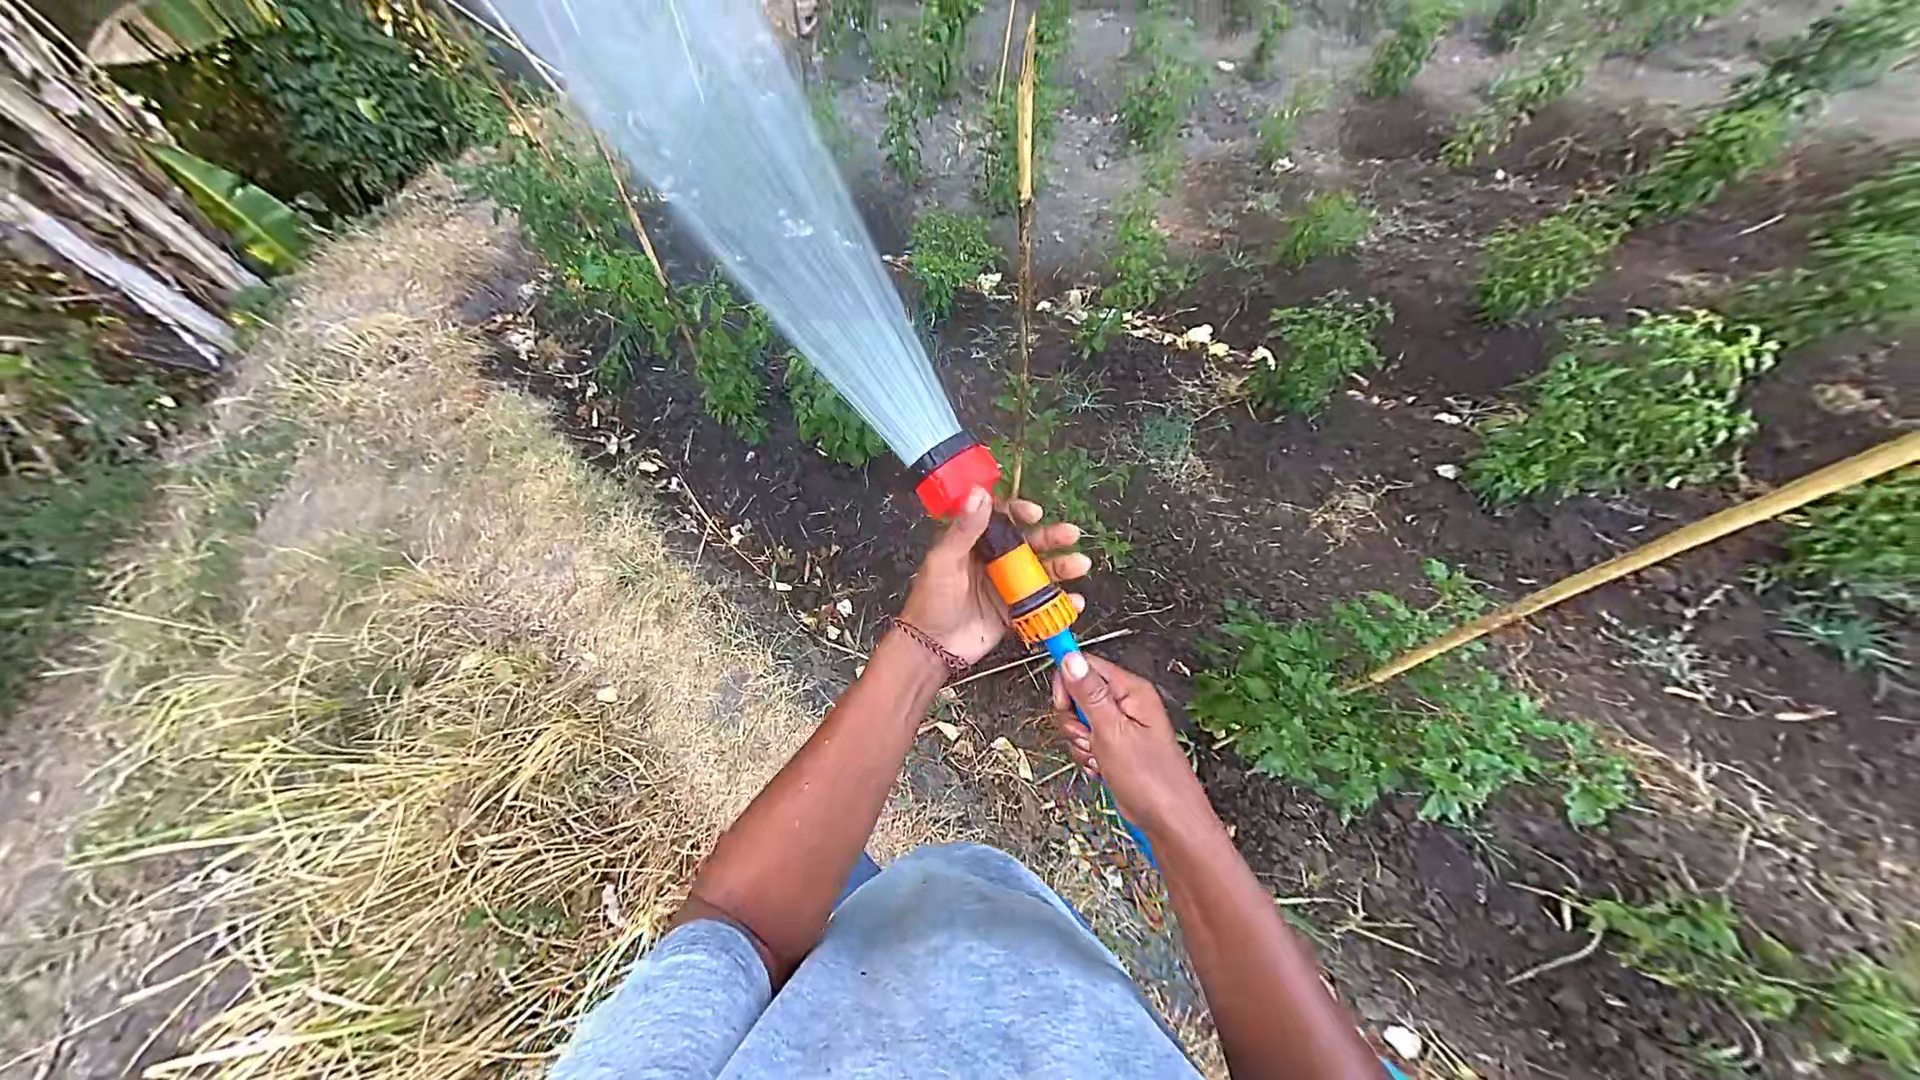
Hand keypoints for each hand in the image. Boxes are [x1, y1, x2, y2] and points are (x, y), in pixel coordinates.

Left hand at [897, 487, 1090, 665]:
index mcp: (973, 543)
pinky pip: (1041, 603)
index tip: (1034, 513)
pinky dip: (1060, 603)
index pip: (1001, 519)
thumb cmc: (930, 601)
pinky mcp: (1014, 611)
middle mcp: (993, 561)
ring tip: (1079, 564)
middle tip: (1070, 534)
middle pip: (1028, 543)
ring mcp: (1006, 586)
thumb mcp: (943, 560)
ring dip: (1062, 566)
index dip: (1018, 512)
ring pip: (1040, 571)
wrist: (932, 648)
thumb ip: (964, 529)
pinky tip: (1074, 601)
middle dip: (1051, 537)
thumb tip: (979, 493)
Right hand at [1052, 652, 1214, 837]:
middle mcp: (1125, 702)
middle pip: (1076, 694)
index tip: (1063, 704)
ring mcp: (1119, 724)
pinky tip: (1101, 767)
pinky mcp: (1114, 744)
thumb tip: (1071, 658)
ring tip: (1100, 756)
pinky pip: (1085, 740)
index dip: (1067, 683)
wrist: (1169, 823)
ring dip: (1080, 742)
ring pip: (1077, 720)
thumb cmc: (1152, 781)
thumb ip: (1088, 694)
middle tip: (1090, 737)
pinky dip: (1086, 755)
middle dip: (1073, 720)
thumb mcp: (1112, 732)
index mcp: (1130, 690)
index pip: (1085, 665)